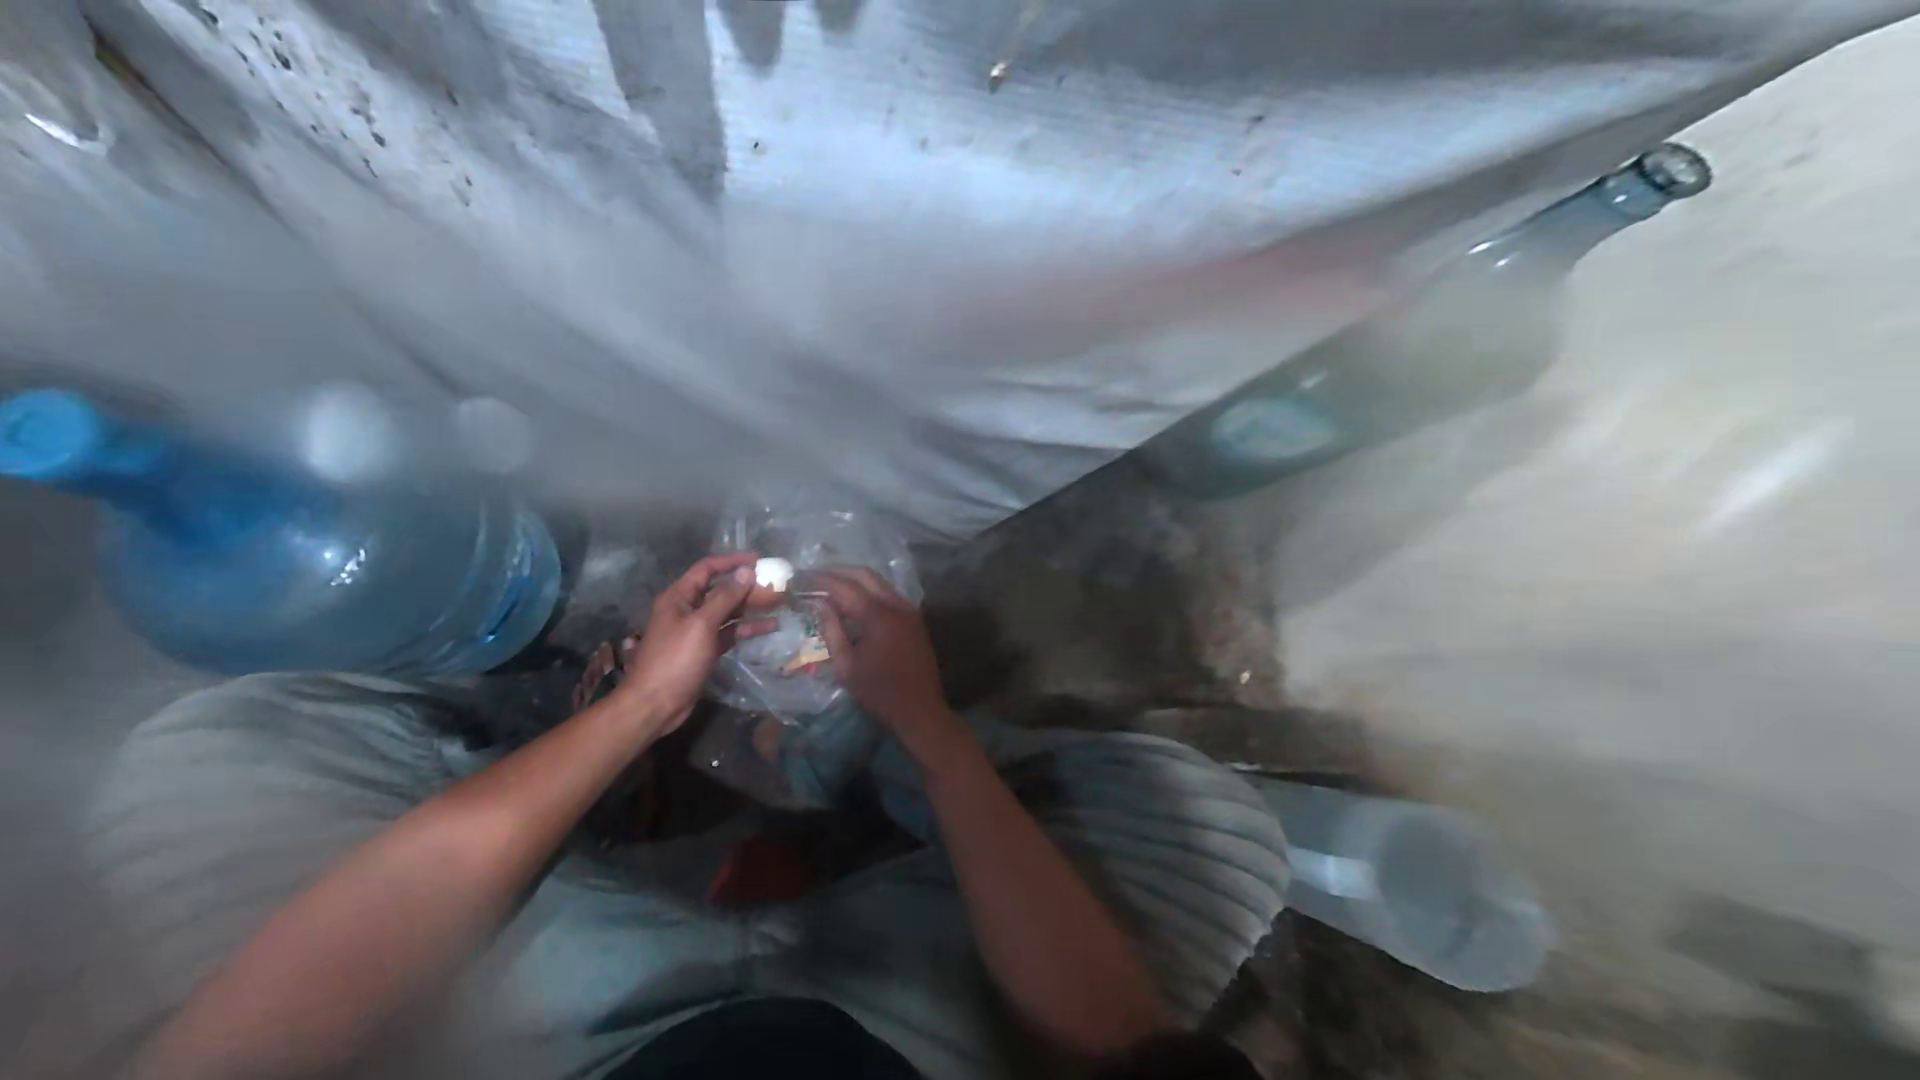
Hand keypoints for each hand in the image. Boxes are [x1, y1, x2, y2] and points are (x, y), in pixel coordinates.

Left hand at [617, 554, 774, 732]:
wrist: (655, 703)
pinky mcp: (705, 649)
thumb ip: (725, 597)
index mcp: (679, 597)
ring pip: (727, 611)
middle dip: (746, 586)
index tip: (759, 560)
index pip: (707, 569)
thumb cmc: (675, 659)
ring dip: (750, 607)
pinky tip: (769, 627)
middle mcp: (687, 609)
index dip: (732, 561)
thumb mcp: (701, 624)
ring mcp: (696, 630)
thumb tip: (746, 572)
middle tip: (774, 584)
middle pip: (720, 590)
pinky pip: (729, 632)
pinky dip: (747, 629)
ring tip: (778, 603)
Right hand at [811, 569, 956, 750]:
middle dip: (838, 572)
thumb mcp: (846, 665)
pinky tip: (852, 602)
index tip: (801, 577)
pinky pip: (888, 594)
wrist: (920, 710)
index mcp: (879, 616)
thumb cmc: (879, 692)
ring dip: (854, 580)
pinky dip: (868, 591)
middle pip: (865, 574)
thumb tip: (818, 602)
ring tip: (829, 587)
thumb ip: (831, 630)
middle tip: (814, 578)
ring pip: (879, 582)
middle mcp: (897, 604)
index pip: (845, 586)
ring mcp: (909, 609)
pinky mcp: (914, 617)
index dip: (821, 579)